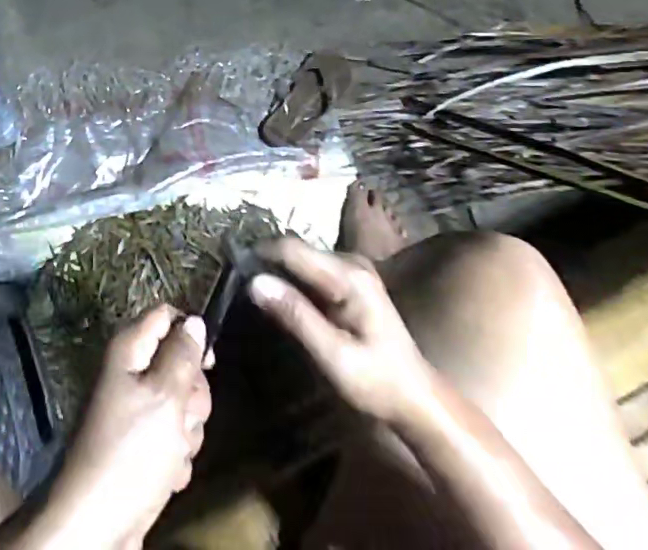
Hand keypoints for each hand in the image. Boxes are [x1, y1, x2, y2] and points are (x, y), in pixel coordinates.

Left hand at [38, 307, 211, 549]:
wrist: (98, 523)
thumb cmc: (131, 452)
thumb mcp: (165, 397)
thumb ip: (183, 356)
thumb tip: (195, 321)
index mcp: (128, 350)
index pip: (166, 316)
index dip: (191, 333)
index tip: (207, 364)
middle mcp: (130, 373)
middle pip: (180, 364)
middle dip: (192, 395)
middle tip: (180, 416)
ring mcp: (135, 411)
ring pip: (182, 405)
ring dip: (186, 432)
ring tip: (169, 451)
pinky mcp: (141, 445)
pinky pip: (174, 438)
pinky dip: (175, 456)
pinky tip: (165, 474)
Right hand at [249, 238, 435, 425]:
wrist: (417, 399)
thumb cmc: (377, 383)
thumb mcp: (333, 356)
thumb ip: (295, 316)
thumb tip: (254, 282)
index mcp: (349, 277)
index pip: (292, 249)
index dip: (259, 253)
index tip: (230, 266)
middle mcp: (352, 263)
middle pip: (296, 250)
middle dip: (266, 262)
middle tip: (237, 284)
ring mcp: (353, 269)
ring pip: (301, 258)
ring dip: (277, 271)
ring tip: (252, 290)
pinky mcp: (350, 280)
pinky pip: (311, 270)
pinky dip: (292, 280)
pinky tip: (280, 299)